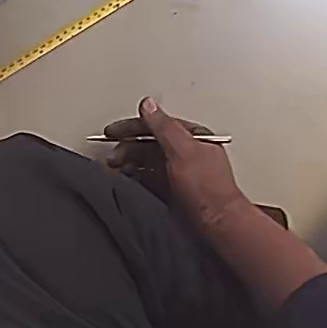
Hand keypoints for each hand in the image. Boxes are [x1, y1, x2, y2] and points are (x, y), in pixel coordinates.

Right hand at [113, 97, 249, 229]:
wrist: (215, 223)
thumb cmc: (208, 188)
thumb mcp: (183, 150)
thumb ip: (163, 126)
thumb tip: (148, 105)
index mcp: (192, 137)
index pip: (157, 124)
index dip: (132, 126)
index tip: (112, 131)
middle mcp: (185, 153)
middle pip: (149, 143)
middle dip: (126, 147)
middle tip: (111, 156)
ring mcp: (178, 173)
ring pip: (146, 162)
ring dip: (128, 163)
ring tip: (114, 168)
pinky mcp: (172, 190)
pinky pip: (147, 179)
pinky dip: (134, 178)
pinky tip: (126, 181)